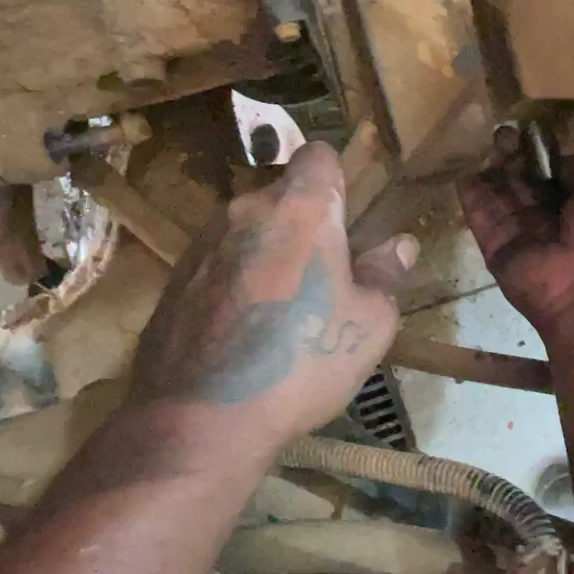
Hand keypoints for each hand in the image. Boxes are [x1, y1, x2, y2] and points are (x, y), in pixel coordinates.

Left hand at [129, 143, 417, 451]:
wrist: (203, 418)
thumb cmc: (303, 363)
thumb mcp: (369, 325)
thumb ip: (385, 276)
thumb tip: (399, 246)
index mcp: (300, 209)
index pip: (319, 155)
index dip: (337, 179)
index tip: (346, 220)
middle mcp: (246, 210)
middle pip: (282, 197)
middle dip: (302, 225)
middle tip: (322, 279)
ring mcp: (203, 242)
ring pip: (247, 231)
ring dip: (266, 254)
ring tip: (280, 313)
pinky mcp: (174, 278)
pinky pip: (217, 263)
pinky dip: (234, 281)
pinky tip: (241, 331)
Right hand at [458, 134, 573, 339]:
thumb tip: (556, 148)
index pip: (555, 171)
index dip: (542, 149)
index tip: (527, 124)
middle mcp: (550, 217)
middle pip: (524, 180)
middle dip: (513, 155)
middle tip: (501, 128)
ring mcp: (520, 232)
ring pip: (501, 194)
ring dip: (492, 169)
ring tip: (483, 139)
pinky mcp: (495, 247)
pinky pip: (481, 216)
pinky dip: (471, 194)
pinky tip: (462, 167)